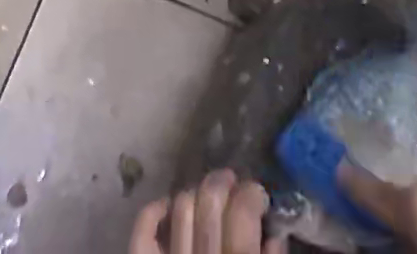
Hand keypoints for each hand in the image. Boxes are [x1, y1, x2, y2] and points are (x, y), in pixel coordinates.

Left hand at [130, 169, 288, 253]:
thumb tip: (274, 233)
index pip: (243, 211)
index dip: (253, 192)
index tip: (258, 195)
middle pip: (210, 198)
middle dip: (223, 183)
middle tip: (233, 187)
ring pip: (181, 204)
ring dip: (195, 194)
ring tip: (206, 200)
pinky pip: (142, 230)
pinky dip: (154, 210)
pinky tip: (169, 207)